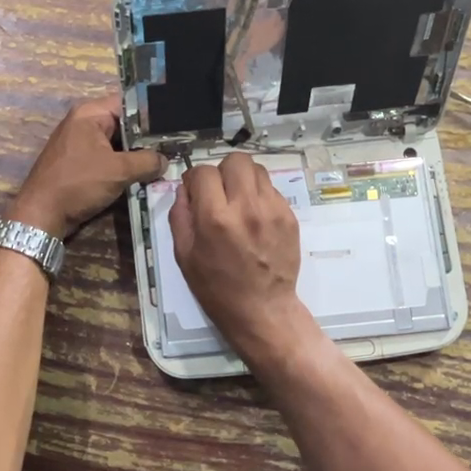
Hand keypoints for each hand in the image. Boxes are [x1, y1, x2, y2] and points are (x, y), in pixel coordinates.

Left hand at [8, 93, 164, 235]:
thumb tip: (165, 160)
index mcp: (90, 113)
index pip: (128, 103)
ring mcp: (80, 143)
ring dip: (136, 154)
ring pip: (117, 143)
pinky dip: (123, 165)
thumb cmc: (78, 183)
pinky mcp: (79, 163)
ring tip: (164, 160)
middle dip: (147, 137)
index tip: (175, 125)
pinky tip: (143, 175)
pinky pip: (107, 158)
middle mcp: (84, 123)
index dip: (152, 113)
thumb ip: (146, 161)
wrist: (42, 214)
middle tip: (174, 146)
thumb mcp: (118, 171)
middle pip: (124, 123)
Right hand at [167, 152, 314, 360]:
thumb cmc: (217, 288)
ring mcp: (272, 210)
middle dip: (222, 172)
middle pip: (235, 161)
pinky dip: (259, 196)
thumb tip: (184, 190)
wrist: (262, 310)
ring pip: (257, 170)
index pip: (203, 172)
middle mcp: (246, 207)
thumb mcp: (184, 256)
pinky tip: (254, 218)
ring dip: (243, 180)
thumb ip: (180, 217)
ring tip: (238, 202)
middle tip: (219, 193)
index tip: (195, 193)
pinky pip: (272, 190)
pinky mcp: (289, 216)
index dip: (195, 179)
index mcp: (215, 218)